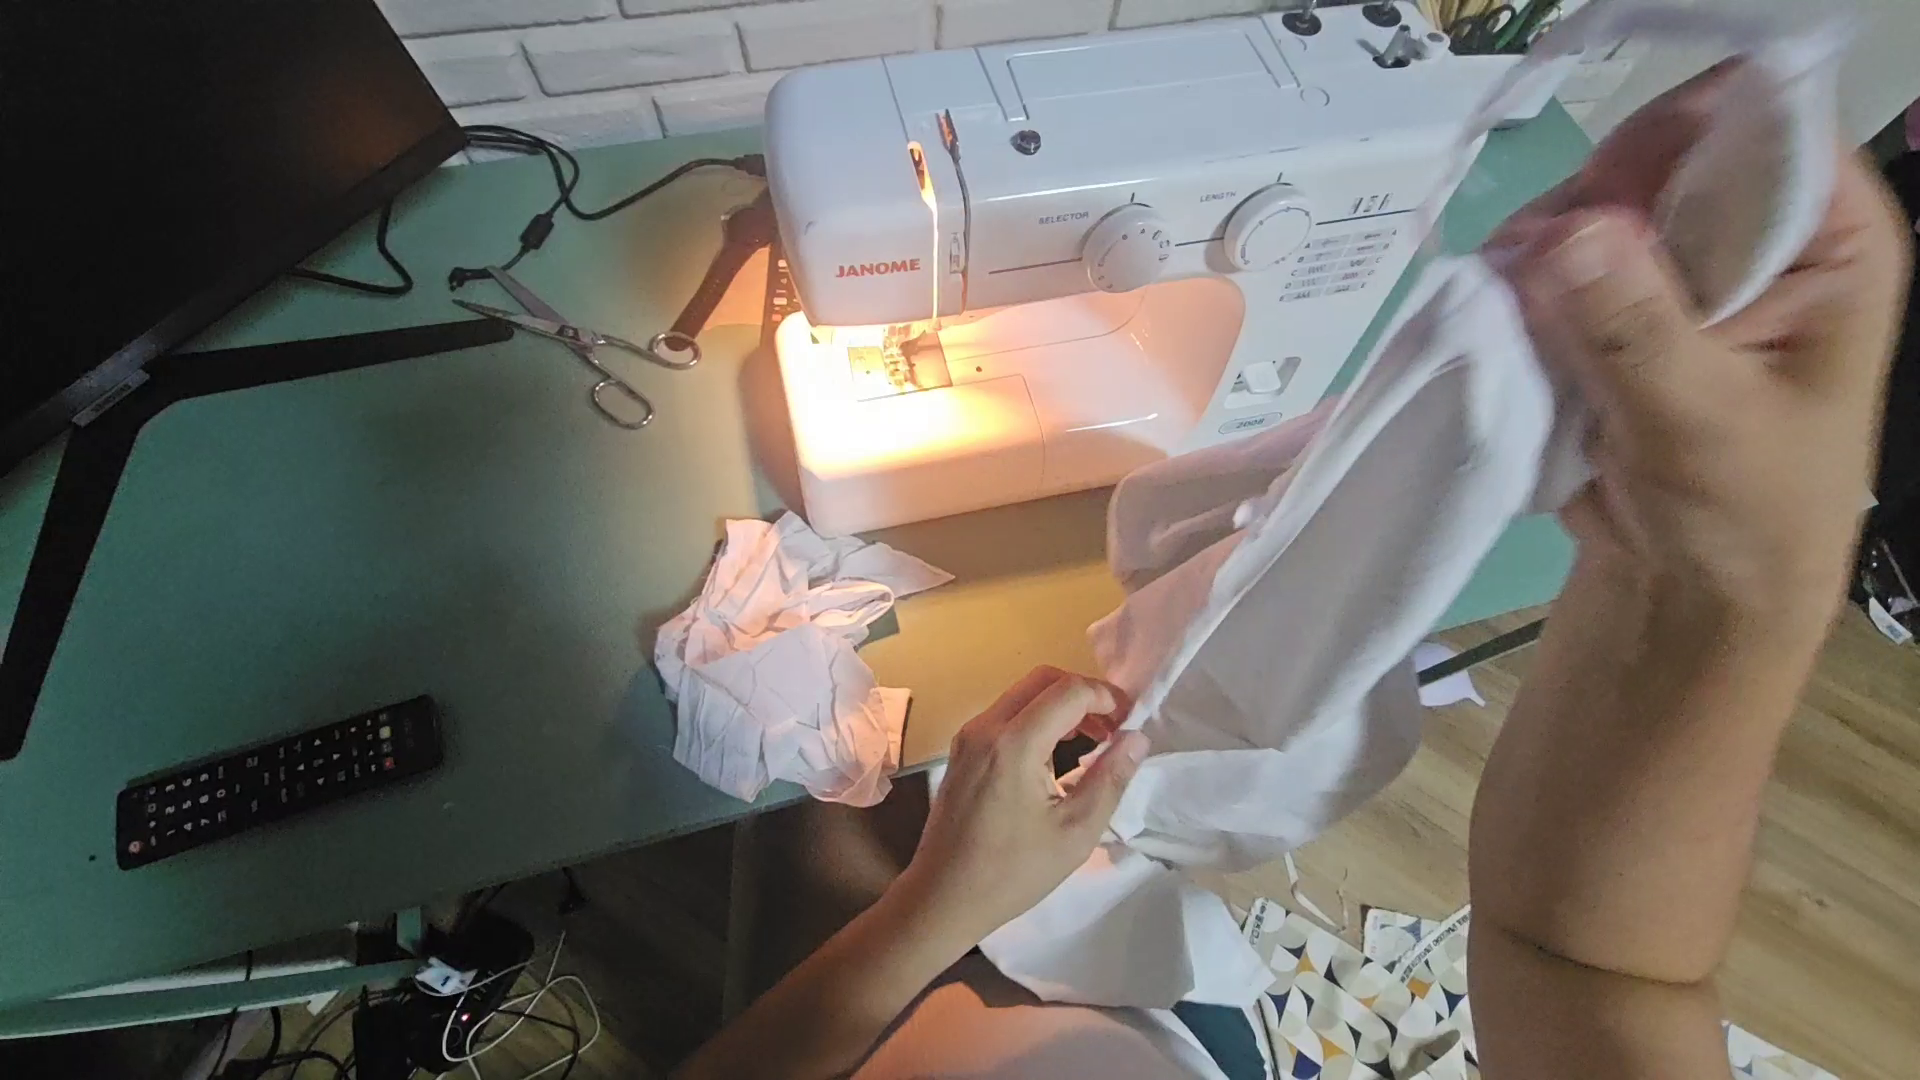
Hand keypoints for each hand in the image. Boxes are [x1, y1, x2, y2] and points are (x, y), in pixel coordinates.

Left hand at [895, 666, 1148, 943]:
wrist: (943, 895)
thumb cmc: (1013, 872)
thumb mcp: (1075, 832)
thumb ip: (1110, 778)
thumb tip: (1138, 738)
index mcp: (1014, 743)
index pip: (1068, 691)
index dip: (1107, 697)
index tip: (1130, 722)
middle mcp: (986, 726)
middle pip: (1042, 680)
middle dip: (1084, 694)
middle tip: (1112, 727)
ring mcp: (969, 735)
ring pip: (1022, 693)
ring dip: (1060, 704)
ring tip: (1092, 738)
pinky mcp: (962, 748)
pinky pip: (1005, 713)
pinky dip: (1037, 717)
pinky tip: (1055, 751)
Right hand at [1493, 71, 1908, 618]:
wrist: (1685, 580)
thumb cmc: (1736, 504)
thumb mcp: (1696, 415)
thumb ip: (1632, 326)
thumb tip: (1562, 230)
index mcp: (1821, 248)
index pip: (1761, 132)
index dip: (1675, 138)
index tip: (1591, 195)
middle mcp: (1744, 251)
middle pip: (1657, 171)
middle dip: (1585, 206)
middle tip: (1526, 261)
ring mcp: (1666, 291)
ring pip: (1589, 229)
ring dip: (1536, 257)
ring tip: (1501, 301)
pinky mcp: (1603, 330)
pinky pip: (1549, 286)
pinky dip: (1514, 296)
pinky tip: (1495, 320)